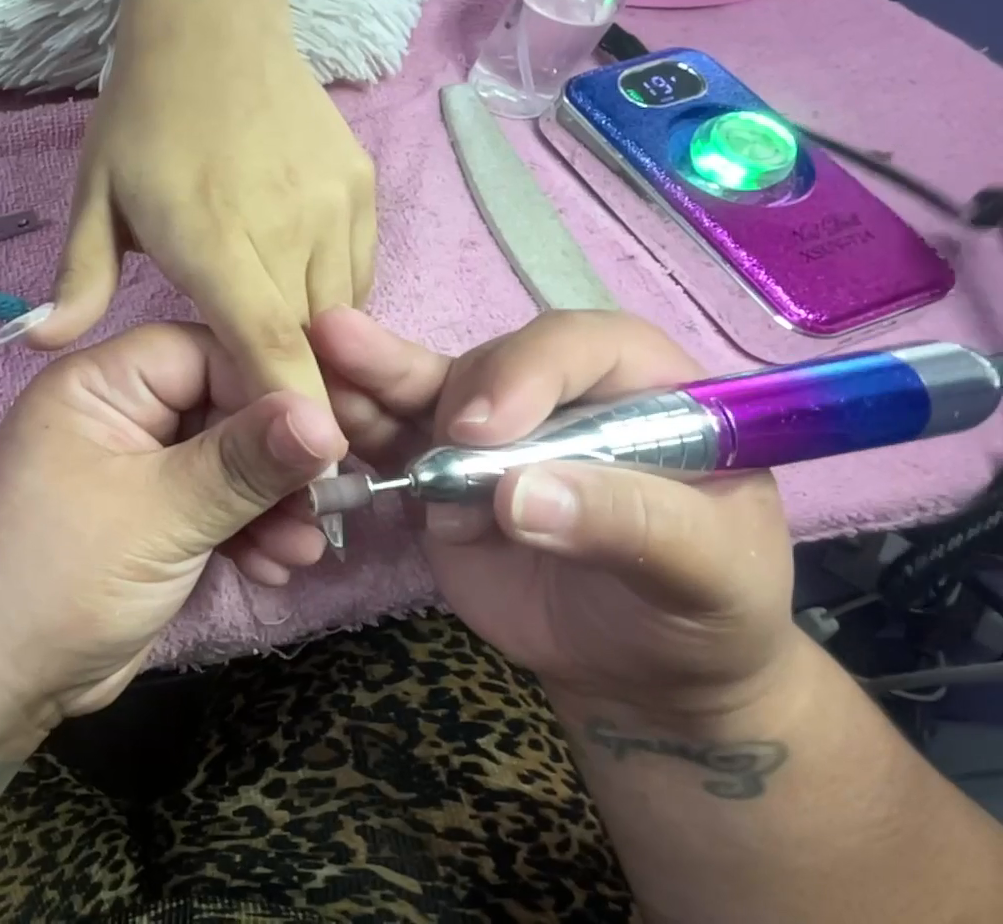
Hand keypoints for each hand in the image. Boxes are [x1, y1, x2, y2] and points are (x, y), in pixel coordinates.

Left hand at [0, 324, 346, 721]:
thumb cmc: (60, 577)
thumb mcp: (158, 512)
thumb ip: (244, 462)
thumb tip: (328, 417)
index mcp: (98, 385)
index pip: (204, 351)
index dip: (272, 382)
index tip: (336, 428)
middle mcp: (116, 416)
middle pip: (221, 408)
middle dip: (277, 458)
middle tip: (333, 496)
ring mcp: (133, 473)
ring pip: (224, 465)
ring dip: (269, 505)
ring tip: (307, 545)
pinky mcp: (147, 523)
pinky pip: (211, 510)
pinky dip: (246, 534)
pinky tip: (277, 566)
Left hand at [24, 0, 376, 413]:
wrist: (213, 19)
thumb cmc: (142, 117)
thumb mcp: (93, 198)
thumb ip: (78, 281)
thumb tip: (36, 344)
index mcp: (212, 239)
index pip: (268, 345)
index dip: (290, 412)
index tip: (304, 468)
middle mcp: (287, 228)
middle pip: (316, 346)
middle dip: (308, 404)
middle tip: (287, 449)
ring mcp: (335, 206)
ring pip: (345, 316)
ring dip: (323, 358)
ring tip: (292, 387)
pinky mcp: (362, 190)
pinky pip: (358, 278)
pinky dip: (335, 312)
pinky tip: (301, 313)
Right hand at [280, 308, 803, 720]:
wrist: (632, 663)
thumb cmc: (697, 610)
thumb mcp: (702, 573)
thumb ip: (627, 524)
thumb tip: (515, 496)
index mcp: (639, 390)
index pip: (579, 347)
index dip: (524, 373)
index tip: (477, 432)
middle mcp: (551, 395)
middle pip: (482, 364)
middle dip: (429, 380)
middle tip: (384, 400)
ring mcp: (483, 432)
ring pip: (420, 393)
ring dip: (365, 378)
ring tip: (318, 347)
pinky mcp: (433, 470)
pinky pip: (386, 443)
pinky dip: (349, 430)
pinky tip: (308, 409)